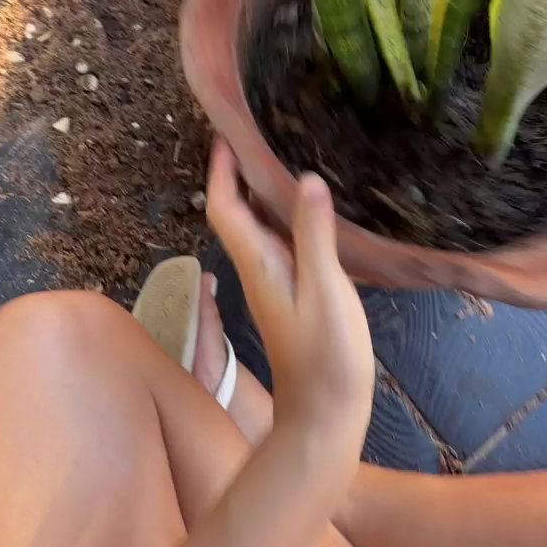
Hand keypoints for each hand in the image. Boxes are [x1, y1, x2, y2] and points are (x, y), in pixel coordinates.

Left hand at [205, 139, 372, 451]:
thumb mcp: (325, 291)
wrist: (324, 414)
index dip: (220, 169)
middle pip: (233, 210)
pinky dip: (279, 214)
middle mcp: (256, 266)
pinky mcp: (289, 290)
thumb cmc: (326, 356)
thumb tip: (305, 178)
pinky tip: (304, 207)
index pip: (224, 206)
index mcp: (257, 261)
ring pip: (253, 225)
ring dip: (256, 190)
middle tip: (254, 133)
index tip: (225, 132)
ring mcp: (271, 280)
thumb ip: (314, 236)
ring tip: (278, 157)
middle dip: (234, 171)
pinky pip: (275, 240)